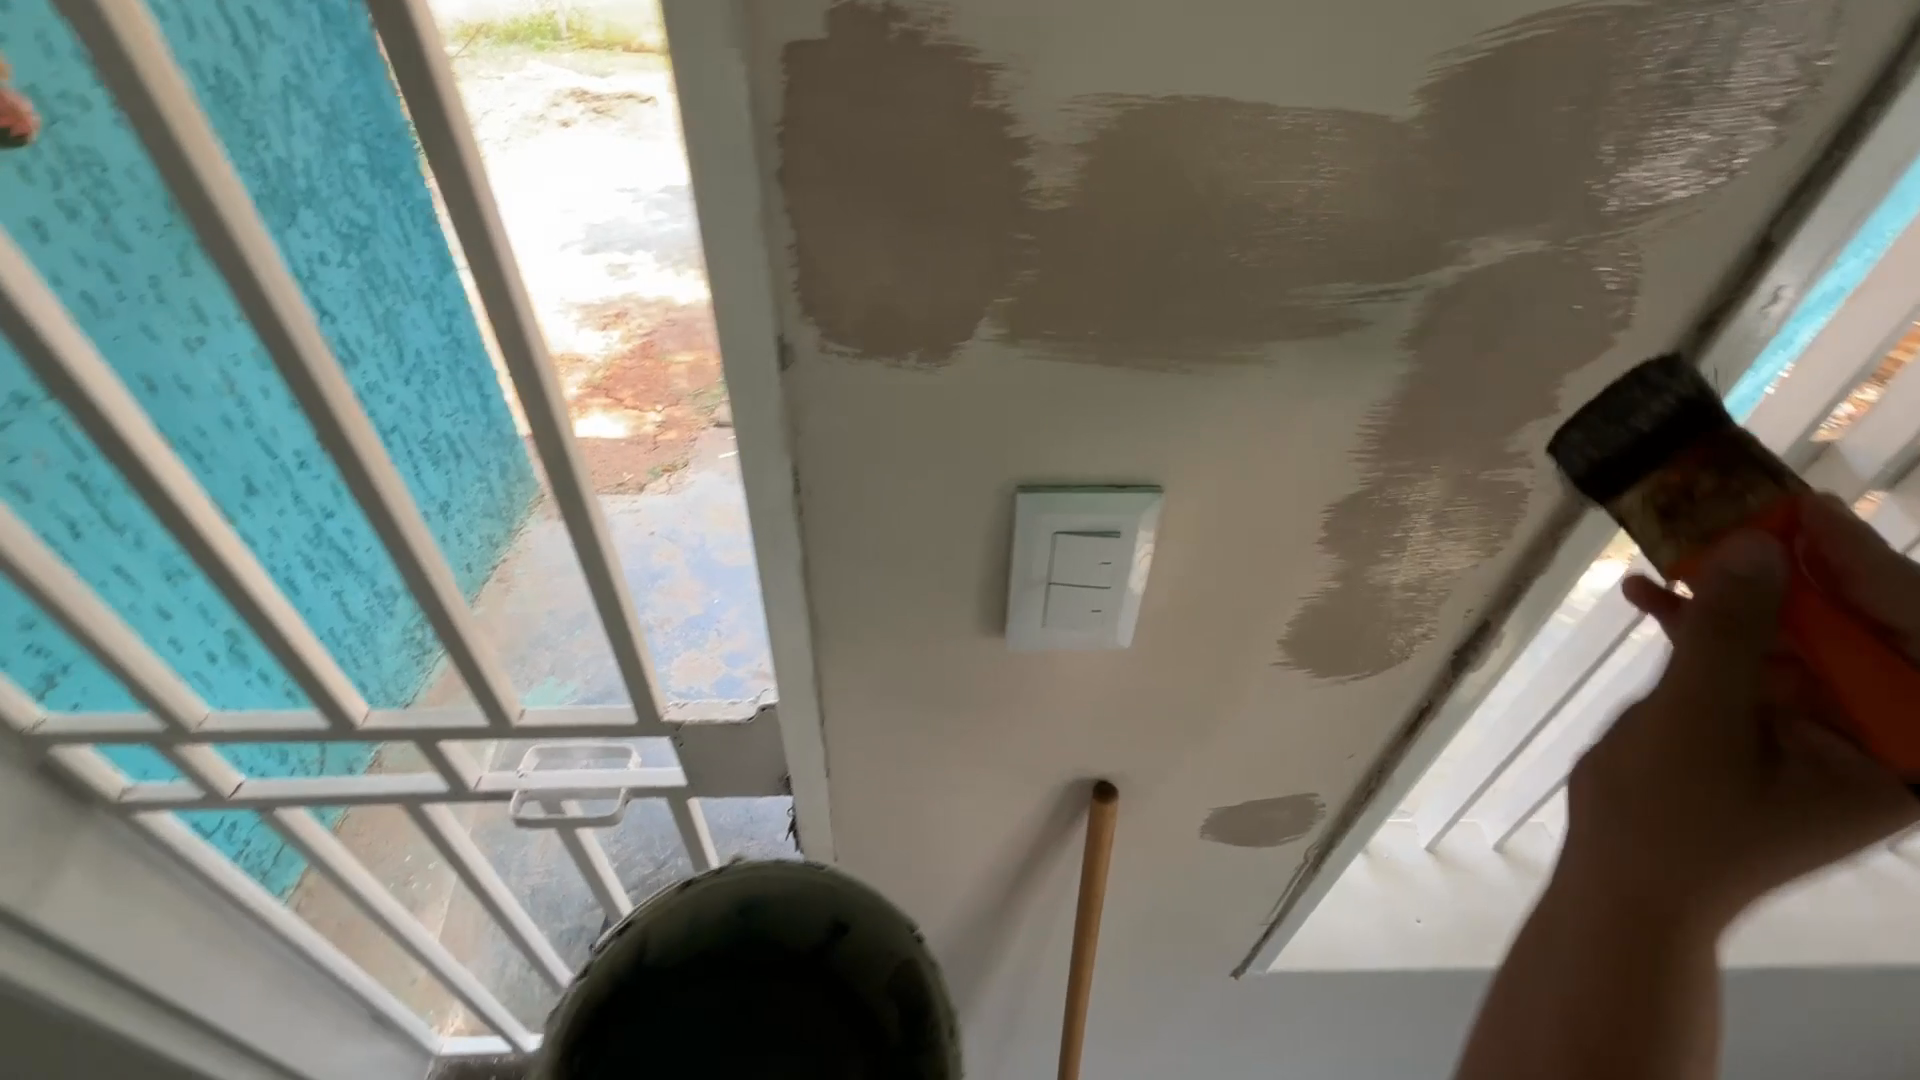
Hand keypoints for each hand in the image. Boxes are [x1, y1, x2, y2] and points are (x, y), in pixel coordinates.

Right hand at [1559, 493, 1919, 932]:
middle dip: (1799, 573)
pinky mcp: (1759, 716)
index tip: (1805, 515)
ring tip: (1685, 543)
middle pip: (1858, 631)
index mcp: (1904, 752)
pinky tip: (1647, 593)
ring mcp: (1816, 722)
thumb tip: (1757, 547)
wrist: (1621, 877)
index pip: (1916, 646)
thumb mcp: (1697, 723)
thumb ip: (1732, 635)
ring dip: (1736, 591)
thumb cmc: (1669, 819)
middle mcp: (1877, 731)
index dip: (1869, 574)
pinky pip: (1742, 655)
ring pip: (1793, 634)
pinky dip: (1697, 624)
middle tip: (1746, 516)